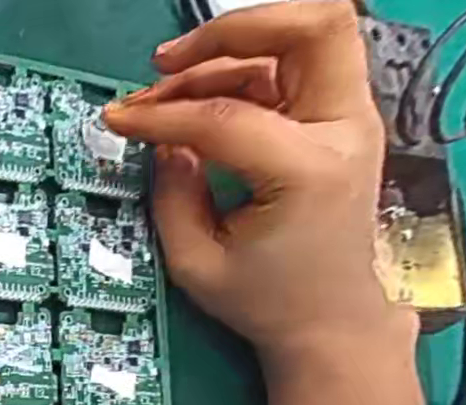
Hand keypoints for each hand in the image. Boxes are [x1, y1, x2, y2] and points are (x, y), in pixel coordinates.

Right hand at [104, 1, 437, 404]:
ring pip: (309, 40)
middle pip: (316, 27)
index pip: (226, 118)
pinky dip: (249, 70)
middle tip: (163, 63)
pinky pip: (299, 72)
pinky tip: (201, 97)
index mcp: (306, 170)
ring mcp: (350, 120)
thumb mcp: (195, 262)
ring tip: (168, 83)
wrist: (330, 314)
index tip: (115, 120)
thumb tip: (163, 146)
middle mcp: (344, 128)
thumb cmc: (260, 298)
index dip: (162, 116)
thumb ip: (175, 199)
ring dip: (236, 49)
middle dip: (235, 29)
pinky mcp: (338, 124)